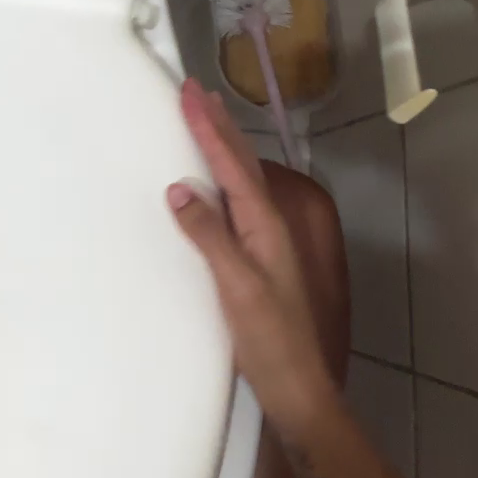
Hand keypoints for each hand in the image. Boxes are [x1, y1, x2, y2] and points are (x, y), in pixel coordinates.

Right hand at [168, 78, 335, 419]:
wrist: (298, 386)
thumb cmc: (269, 338)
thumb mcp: (237, 286)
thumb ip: (210, 235)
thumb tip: (179, 187)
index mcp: (264, 223)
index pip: (232, 164)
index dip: (209, 127)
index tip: (190, 92)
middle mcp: (268, 223)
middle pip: (242, 162)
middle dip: (219, 124)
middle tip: (197, 91)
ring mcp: (264, 239)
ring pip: (242, 178)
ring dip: (224, 144)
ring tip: (207, 119)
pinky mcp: (255, 255)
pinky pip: (236, 200)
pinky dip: (222, 175)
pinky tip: (213, 180)